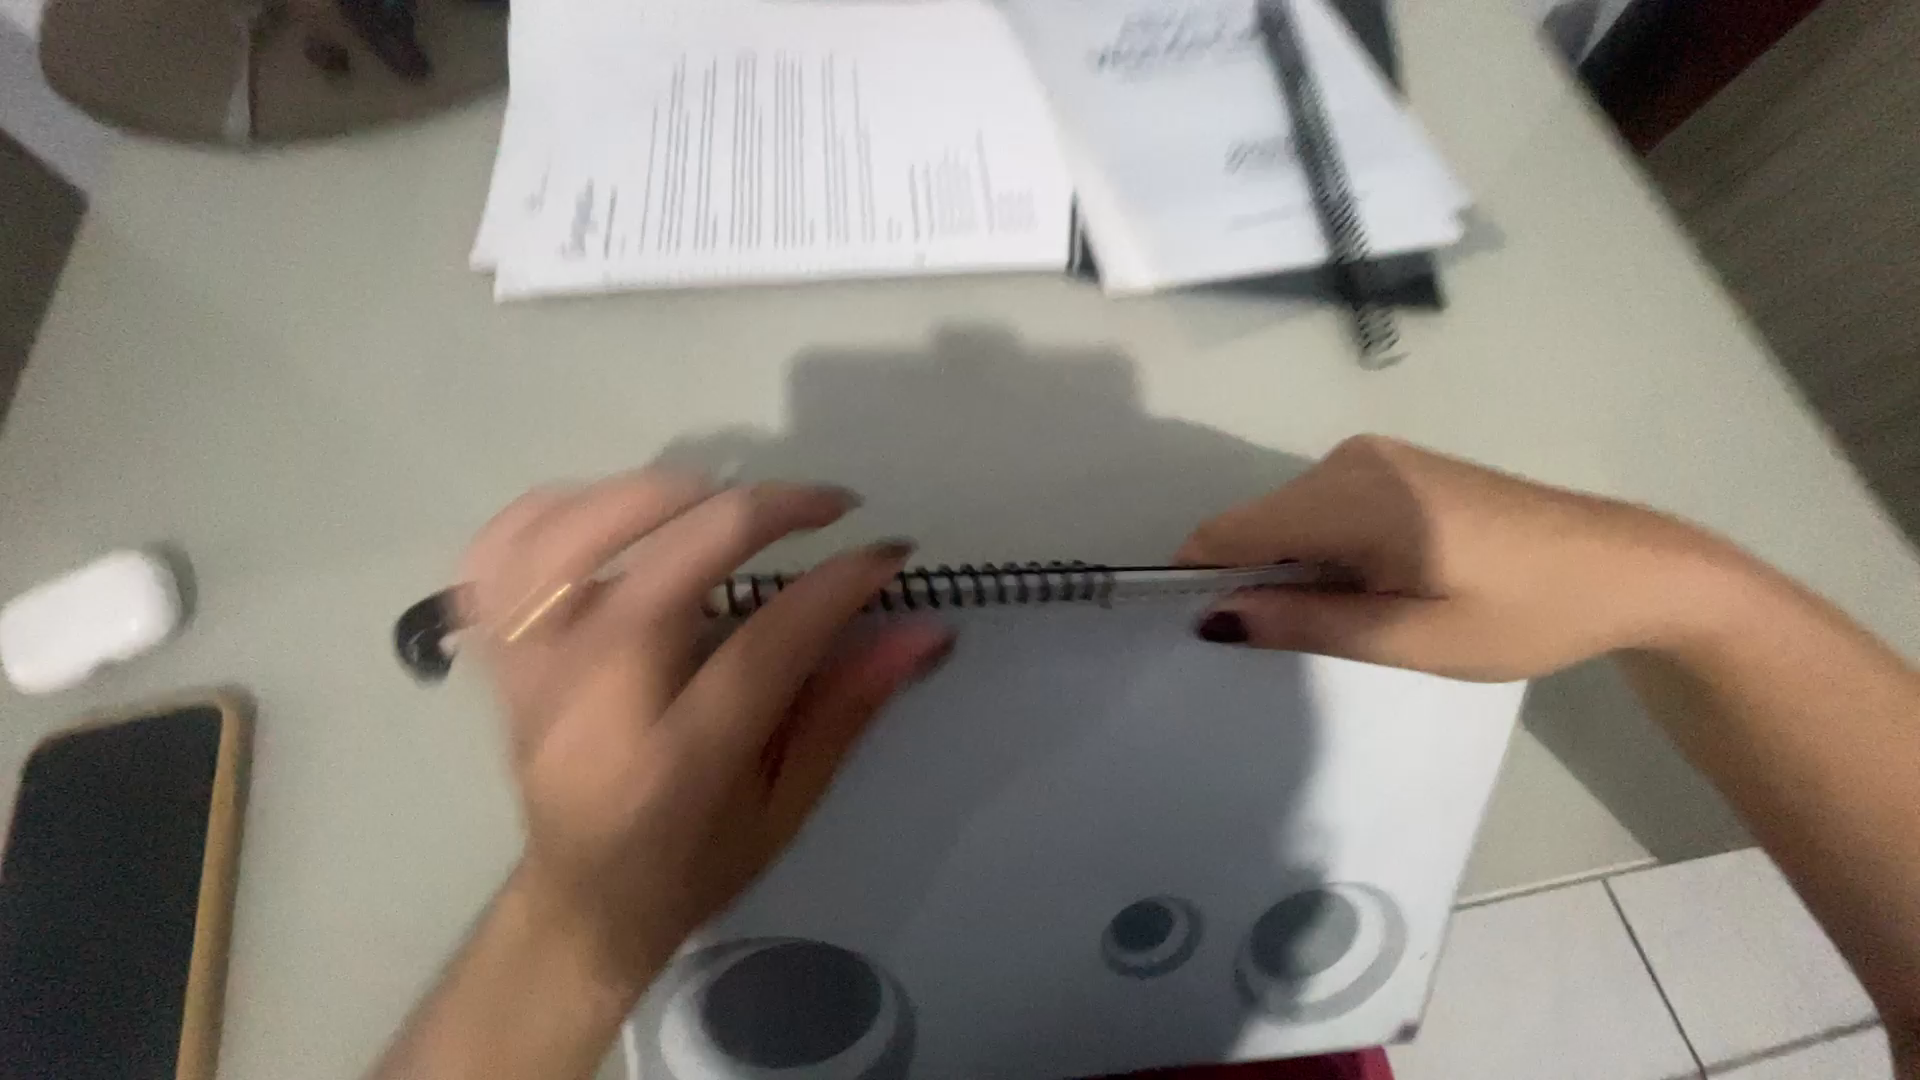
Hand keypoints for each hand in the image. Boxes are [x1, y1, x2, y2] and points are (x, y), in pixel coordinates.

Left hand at [458, 473, 951, 989]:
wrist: (584, 901)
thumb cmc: (701, 861)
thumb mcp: (792, 800)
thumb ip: (851, 704)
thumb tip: (927, 628)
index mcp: (675, 766)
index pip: (768, 643)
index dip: (839, 583)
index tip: (887, 551)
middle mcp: (590, 711)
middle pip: (668, 572)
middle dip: (764, 512)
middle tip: (828, 504)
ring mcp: (530, 675)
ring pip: (570, 539)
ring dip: (659, 492)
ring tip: (727, 493)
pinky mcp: (498, 655)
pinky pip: (502, 549)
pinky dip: (562, 505)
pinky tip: (625, 509)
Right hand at [1177, 435, 1740, 680]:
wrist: (1632, 567)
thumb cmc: (1527, 615)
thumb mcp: (1412, 639)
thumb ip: (1305, 623)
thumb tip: (1213, 617)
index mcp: (1358, 499)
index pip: (1231, 530)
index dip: (1200, 576)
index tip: (1209, 626)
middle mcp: (1350, 460)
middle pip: (1255, 522)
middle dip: (1252, 577)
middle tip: (1302, 633)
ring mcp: (1371, 456)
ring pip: (1283, 515)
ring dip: (1287, 565)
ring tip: (1351, 608)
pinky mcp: (1388, 463)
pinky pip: (1316, 506)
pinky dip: (1316, 547)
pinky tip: (1370, 577)